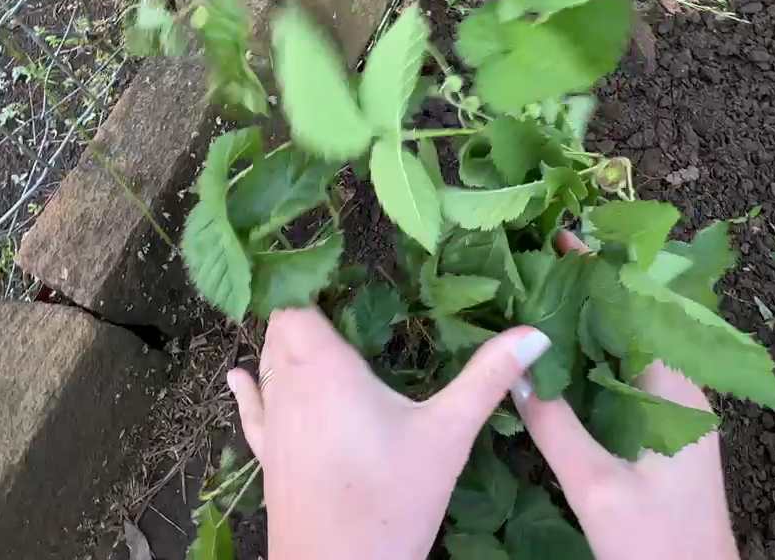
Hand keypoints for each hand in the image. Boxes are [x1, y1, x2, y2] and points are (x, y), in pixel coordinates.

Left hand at [227, 307, 551, 559]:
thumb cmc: (392, 503)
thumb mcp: (448, 434)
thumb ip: (488, 378)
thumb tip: (536, 333)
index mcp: (325, 368)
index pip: (296, 304)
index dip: (309, 283)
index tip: (337, 271)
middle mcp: (289, 386)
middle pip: (280, 327)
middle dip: (304, 308)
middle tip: (342, 299)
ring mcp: (272, 424)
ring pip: (266, 362)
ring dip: (283, 343)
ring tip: (314, 329)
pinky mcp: (266, 458)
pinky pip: (250, 409)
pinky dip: (249, 386)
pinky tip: (238, 378)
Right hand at [514, 232, 739, 559]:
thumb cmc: (659, 547)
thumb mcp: (596, 487)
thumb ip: (553, 425)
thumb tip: (513, 366)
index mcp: (675, 389)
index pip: (634, 307)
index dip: (597, 270)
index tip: (560, 238)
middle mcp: (680, 387)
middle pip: (632, 318)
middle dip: (589, 286)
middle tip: (539, 262)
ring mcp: (674, 409)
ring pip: (627, 346)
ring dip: (591, 318)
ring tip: (543, 293)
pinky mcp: (662, 428)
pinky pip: (625, 373)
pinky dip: (594, 353)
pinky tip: (561, 354)